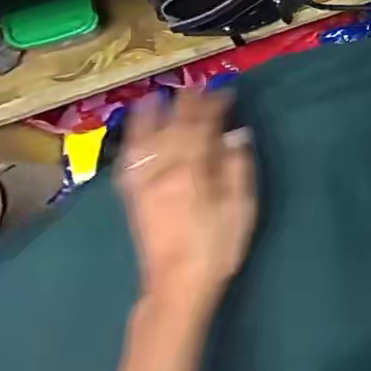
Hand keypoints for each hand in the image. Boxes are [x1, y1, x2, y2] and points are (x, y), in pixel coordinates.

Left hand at [115, 86, 257, 310]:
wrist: (177, 284)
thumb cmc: (218, 245)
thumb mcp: (241, 207)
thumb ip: (238, 168)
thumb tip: (237, 134)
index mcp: (192, 171)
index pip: (202, 127)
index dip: (213, 106)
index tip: (224, 90)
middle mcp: (162, 171)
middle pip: (172, 128)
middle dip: (184, 105)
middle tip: (195, 85)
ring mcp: (143, 183)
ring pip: (144, 140)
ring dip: (151, 117)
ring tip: (156, 97)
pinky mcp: (133, 196)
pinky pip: (129, 160)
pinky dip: (133, 142)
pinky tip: (136, 134)